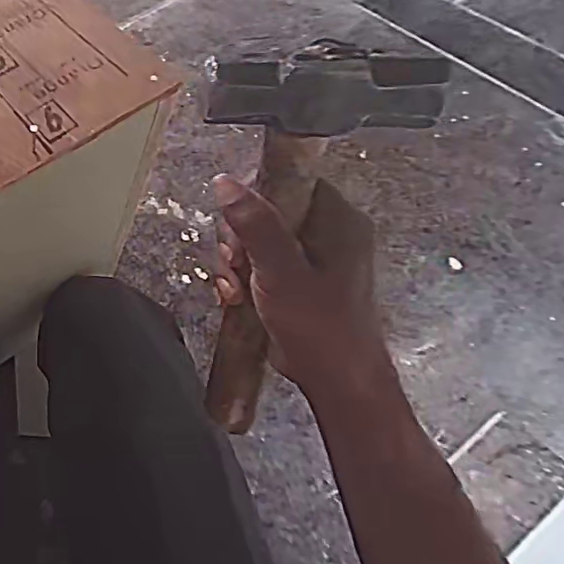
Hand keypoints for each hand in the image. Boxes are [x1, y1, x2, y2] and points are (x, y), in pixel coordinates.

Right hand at [211, 174, 394, 406]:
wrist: (338, 383)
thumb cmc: (319, 326)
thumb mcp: (280, 272)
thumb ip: (255, 225)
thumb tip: (225, 181)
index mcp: (338, 220)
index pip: (288, 180)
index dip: (253, 194)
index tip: (234, 224)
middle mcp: (328, 231)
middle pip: (264, 208)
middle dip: (238, 237)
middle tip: (235, 262)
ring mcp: (313, 255)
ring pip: (254, 236)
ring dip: (234, 260)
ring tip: (236, 287)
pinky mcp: (297, 276)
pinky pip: (257, 259)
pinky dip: (241, 275)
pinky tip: (236, 297)